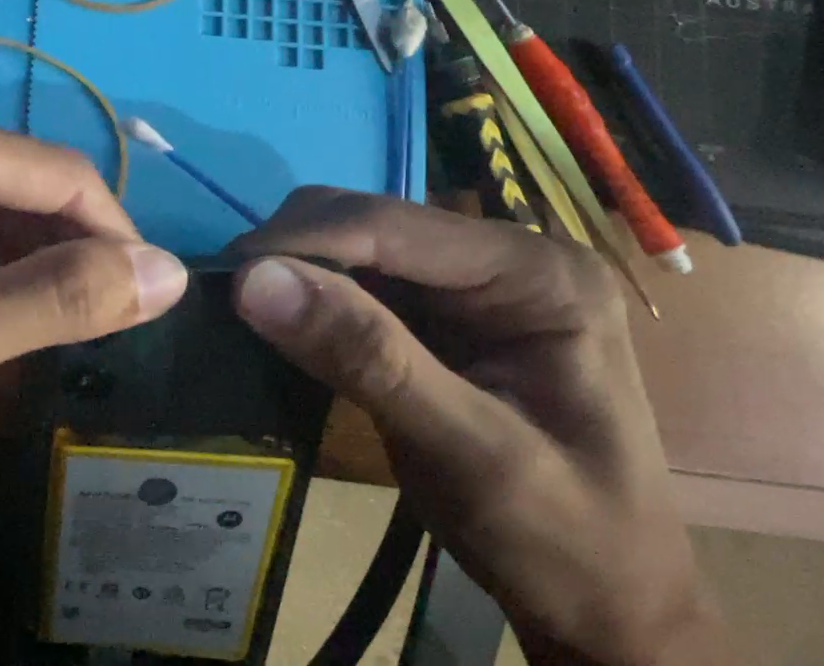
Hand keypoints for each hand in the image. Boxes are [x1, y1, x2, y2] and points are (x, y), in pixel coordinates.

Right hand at [225, 188, 731, 665]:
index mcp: (537, 273)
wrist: (606, 604)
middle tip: (229, 309)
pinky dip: (306, 298)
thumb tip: (252, 280)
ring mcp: (469, 282)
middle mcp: (503, 257)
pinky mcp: (437, 311)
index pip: (387, 223)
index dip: (296, 242)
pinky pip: (350, 281)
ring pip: (346, 243)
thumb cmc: (562, 539)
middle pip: (362, 219)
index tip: (217, 283)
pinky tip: (281, 330)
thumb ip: (367, 358)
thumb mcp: (468, 454)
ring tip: (245, 320)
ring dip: (291, 273)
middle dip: (289, 254)